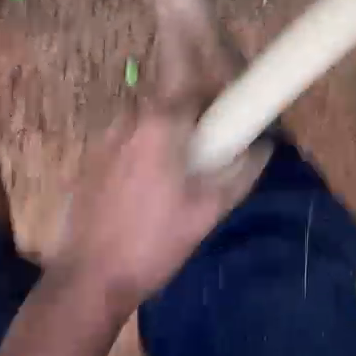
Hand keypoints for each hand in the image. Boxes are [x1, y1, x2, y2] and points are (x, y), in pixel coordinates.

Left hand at [55, 110, 270, 307]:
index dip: (212, 89)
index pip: (191, 76)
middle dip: (191, 117)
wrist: (90, 279)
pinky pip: (127, 140)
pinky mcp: (90, 158)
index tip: (226, 109)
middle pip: (169, 98)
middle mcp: (130, 118)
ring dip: (165, 135)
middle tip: (208, 151)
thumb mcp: (209, 211)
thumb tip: (264, 146)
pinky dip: (142, 152)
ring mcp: (106, 137)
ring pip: (147, 120)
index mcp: (161, 122)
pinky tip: (146, 190)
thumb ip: (242, 172)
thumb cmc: (155, 242)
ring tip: (176, 176)